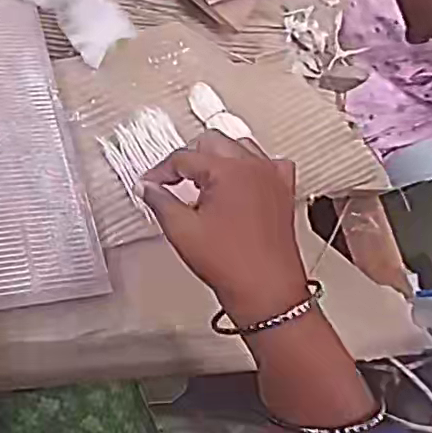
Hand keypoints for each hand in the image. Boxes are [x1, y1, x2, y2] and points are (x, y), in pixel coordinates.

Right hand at [140, 132, 308, 323]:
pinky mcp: (283, 192)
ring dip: (216, 158)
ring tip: (199, 181)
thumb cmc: (232, 263)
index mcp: (229, 171)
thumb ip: (159, 200)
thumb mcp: (180, 228)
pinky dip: (249, 167)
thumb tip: (148, 187)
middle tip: (170, 180)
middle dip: (187, 159)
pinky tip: (237, 182)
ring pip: (239, 146)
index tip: (150, 184)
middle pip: (212, 142)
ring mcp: (272, 178)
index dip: (160, 171)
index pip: (183, 157)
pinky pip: (267, 164)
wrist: (265, 290)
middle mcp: (254, 168)